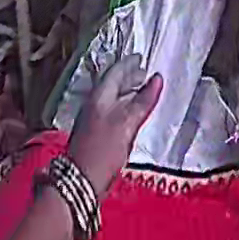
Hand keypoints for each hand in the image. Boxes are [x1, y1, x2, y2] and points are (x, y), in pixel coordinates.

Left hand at [66, 54, 162, 195]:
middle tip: (144, 73)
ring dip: (126, 91)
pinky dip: (123, 104)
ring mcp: (93, 117)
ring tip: (141, 90)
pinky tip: (131, 113)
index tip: (141, 58)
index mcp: (100, 95)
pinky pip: (112, 108)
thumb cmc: (104, 149)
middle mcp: (95, 102)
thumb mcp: (127, 124)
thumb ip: (142, 101)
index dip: (129, 64)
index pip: (115, 71)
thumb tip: (157, 78)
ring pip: (112, 96)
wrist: (81, 181)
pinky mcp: (95, 132)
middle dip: (128, 76)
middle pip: (112, 82)